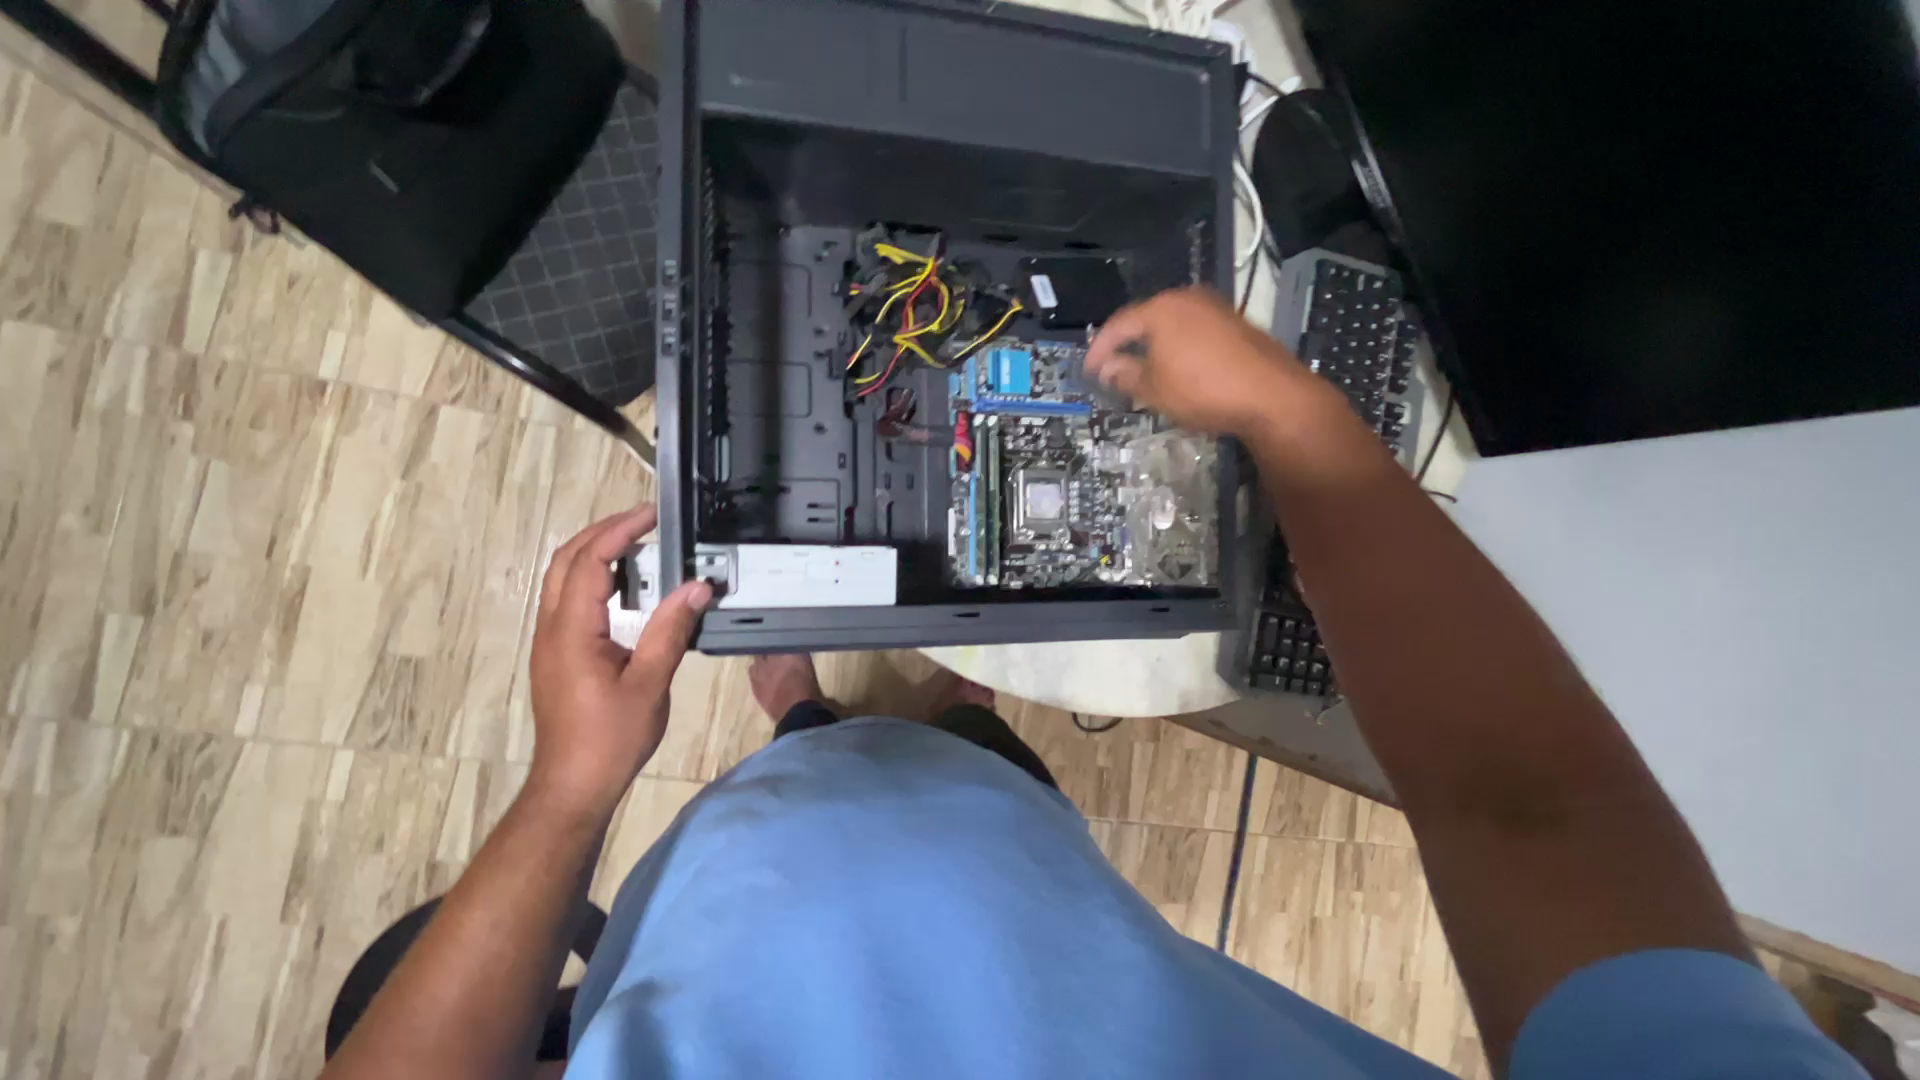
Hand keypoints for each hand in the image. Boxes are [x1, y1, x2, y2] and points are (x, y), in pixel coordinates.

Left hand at [525, 505, 711, 820]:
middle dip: (602, 532)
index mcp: (572, 631)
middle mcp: (552, 629)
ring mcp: (550, 642)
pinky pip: (569, 600)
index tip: (651, 515)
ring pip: (563, 579)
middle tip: (643, 521)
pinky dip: (594, 579)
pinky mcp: (557, 655)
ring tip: (638, 546)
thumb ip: (671, 631)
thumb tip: (696, 587)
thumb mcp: (650, 684)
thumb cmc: (610, 737)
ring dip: (595, 554)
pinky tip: (626, 588)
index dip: (618, 531)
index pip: (589, 562)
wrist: (573, 783)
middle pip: (566, 561)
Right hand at [1085, 287, 1346, 442]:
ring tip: (1143, 372)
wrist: (1271, 395)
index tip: (1088, 370)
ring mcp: (1216, 308)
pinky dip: (1179, 347)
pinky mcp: (1236, 323)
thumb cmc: (1202, 390)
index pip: (1118, 324)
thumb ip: (1125, 375)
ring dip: (1154, 346)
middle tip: (1113, 369)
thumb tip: (1107, 368)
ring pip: (1172, 324)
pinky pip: (1194, 331)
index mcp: (1161, 309)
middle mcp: (1187, 299)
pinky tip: (1178, 369)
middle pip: (1146, 319)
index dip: (1100, 349)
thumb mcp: (1154, 389)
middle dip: (1128, 345)